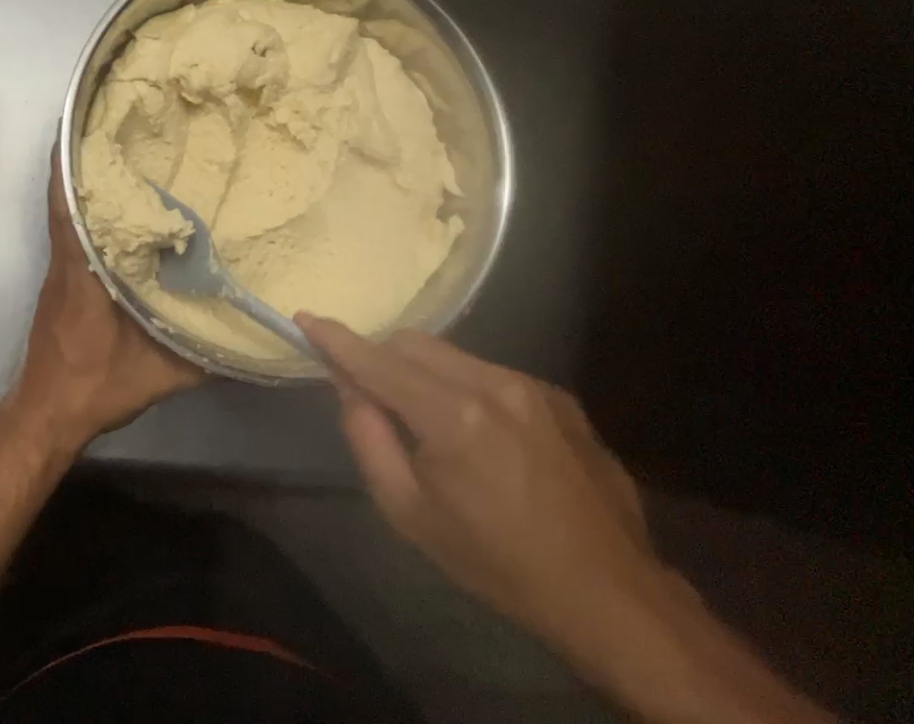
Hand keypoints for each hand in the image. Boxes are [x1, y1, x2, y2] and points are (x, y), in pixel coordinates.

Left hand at [7, 152, 204, 452]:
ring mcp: (61, 271)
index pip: (70, 209)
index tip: (88, 127)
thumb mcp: (158, 376)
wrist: (47, 413)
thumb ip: (206, 356)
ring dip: (83, 182)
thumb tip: (255, 337)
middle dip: (83, 160)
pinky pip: (71, 232)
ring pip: (66, 213)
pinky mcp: (63, 282)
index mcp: (84, 276)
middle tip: (113, 126)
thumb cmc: (94, 389)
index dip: (73, 166)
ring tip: (118, 152)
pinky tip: (117, 206)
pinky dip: (85, 210)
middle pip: (66, 199)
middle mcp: (67, 263)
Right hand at [297, 315, 660, 647]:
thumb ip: (368, 438)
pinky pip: (490, 374)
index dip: (336, 340)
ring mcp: (534, 388)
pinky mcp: (561, 399)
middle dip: (378, 355)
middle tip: (361, 389)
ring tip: (418, 417)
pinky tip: (471, 431)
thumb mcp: (408, 511)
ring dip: (420, 371)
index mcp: (453, 416)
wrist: (608, 593)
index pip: (378, 362)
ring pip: (453, 355)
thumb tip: (348, 388)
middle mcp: (495, 385)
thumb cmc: (495, 560)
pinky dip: (461, 385)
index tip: (304, 319)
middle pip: (414, 343)